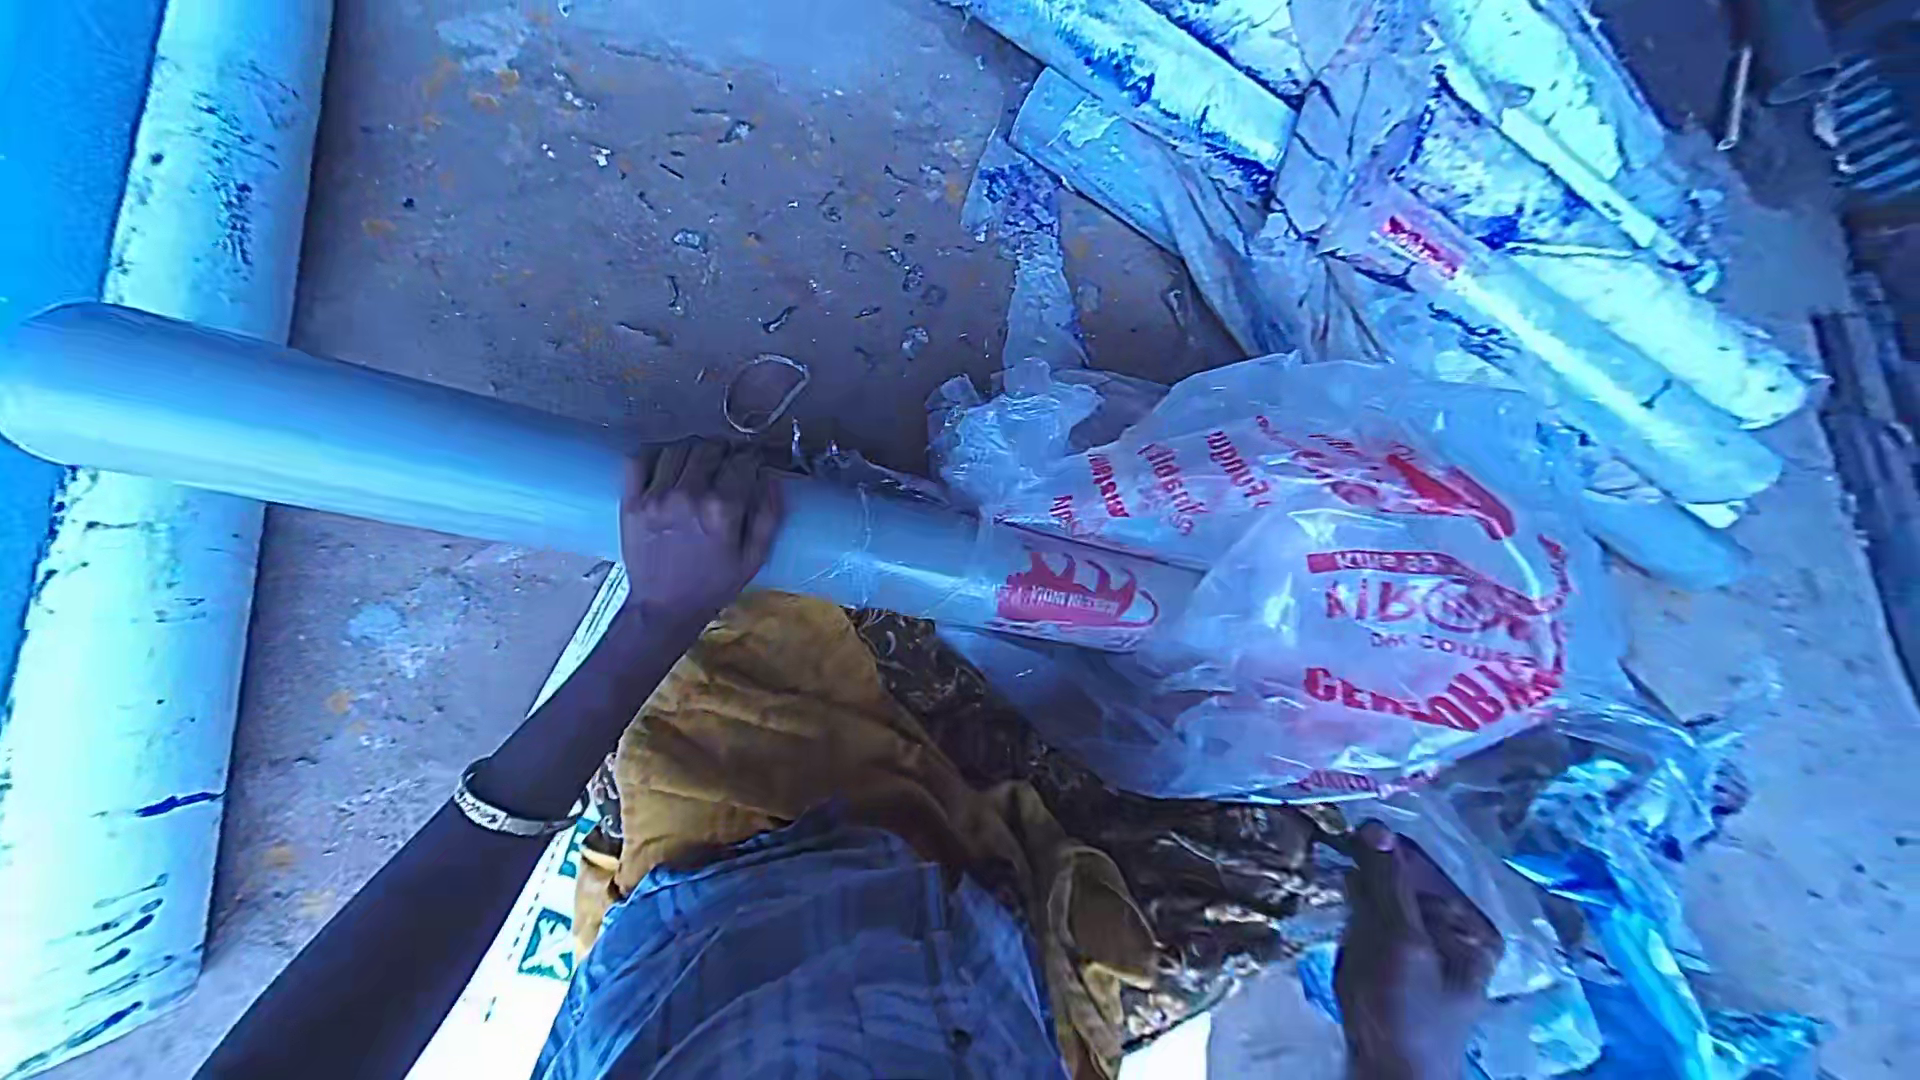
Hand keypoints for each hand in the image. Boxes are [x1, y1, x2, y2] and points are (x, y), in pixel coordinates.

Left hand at [619, 439, 781, 626]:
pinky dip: (655, 454)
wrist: (665, 607)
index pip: (741, 462)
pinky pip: (638, 460)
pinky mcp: (631, 501)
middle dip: (724, 450)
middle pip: (709, 449)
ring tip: (699, 461)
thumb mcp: (755, 556)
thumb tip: (771, 478)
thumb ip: (769, 515)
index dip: (751, 457)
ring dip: (693, 449)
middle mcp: (689, 495)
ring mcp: (656, 496)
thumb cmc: (714, 584)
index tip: (753, 460)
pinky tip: (667, 463)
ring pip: (677, 449)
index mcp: (722, 509)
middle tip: (728, 460)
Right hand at [1335, 822, 1501, 1079]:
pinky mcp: (1381, 938)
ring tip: (1321, 856)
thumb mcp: (1402, 943)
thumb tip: (1373, 824)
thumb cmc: (1406, 1012)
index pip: (1416, 859)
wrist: (1385, 1068)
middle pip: (1395, 868)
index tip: (1337, 830)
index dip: (1378, 844)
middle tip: (1325, 842)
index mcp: (1466, 920)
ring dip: (1348, 870)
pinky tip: (1326, 883)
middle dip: (1360, 857)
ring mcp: (1411, 928)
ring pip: (1374, 881)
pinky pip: (1361, 899)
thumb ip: (1388, 883)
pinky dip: (1343, 889)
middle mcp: (1443, 918)